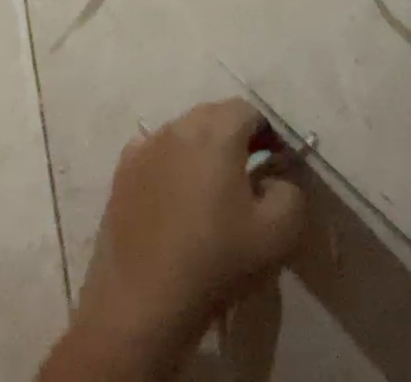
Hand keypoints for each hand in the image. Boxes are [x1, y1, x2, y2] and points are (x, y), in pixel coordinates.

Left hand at [42, 99, 306, 379]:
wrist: (143, 299)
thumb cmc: (216, 260)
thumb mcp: (279, 232)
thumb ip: (290, 190)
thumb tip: (273, 177)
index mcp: (214, 133)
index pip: (247, 110)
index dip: (267, 133)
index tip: (275, 163)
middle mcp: (174, 128)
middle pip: (212, 116)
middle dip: (234, 136)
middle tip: (248, 177)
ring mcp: (142, 148)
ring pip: (181, 134)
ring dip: (200, 151)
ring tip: (211, 192)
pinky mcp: (121, 173)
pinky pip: (155, 154)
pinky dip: (170, 166)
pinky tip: (176, 201)